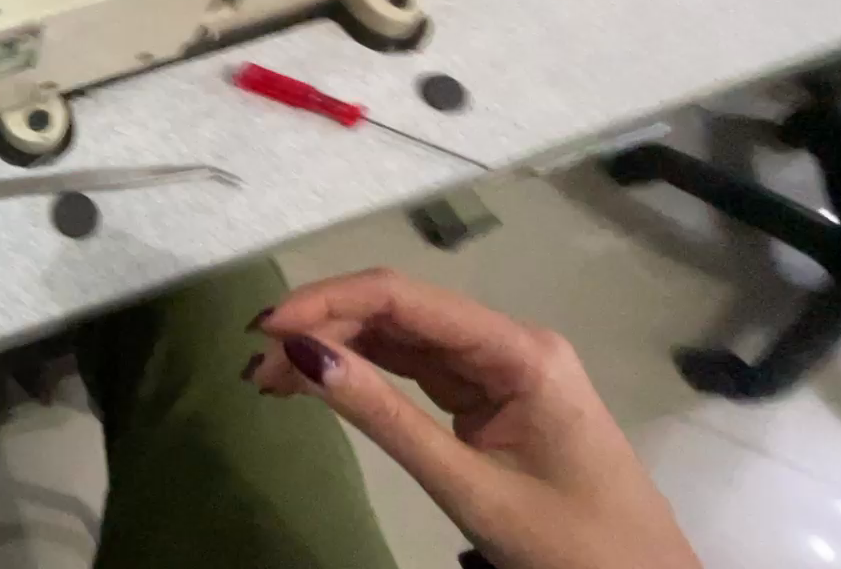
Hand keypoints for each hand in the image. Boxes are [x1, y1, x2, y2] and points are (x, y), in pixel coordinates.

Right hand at [245, 268, 699, 568]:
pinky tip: (314, 380)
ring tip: (271, 376)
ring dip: (329, 349)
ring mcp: (488, 365)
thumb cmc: (580, 554)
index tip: (267, 327)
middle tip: (260, 364)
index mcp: (518, 350)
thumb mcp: (473, 490)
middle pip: (390, 310)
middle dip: (320, 330)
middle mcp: (501, 342)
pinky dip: (354, 372)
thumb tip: (298, 355)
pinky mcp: (476, 391)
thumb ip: (384, 418)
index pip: (402, 297)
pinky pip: (402, 365)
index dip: (326, 301)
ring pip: (389, 335)